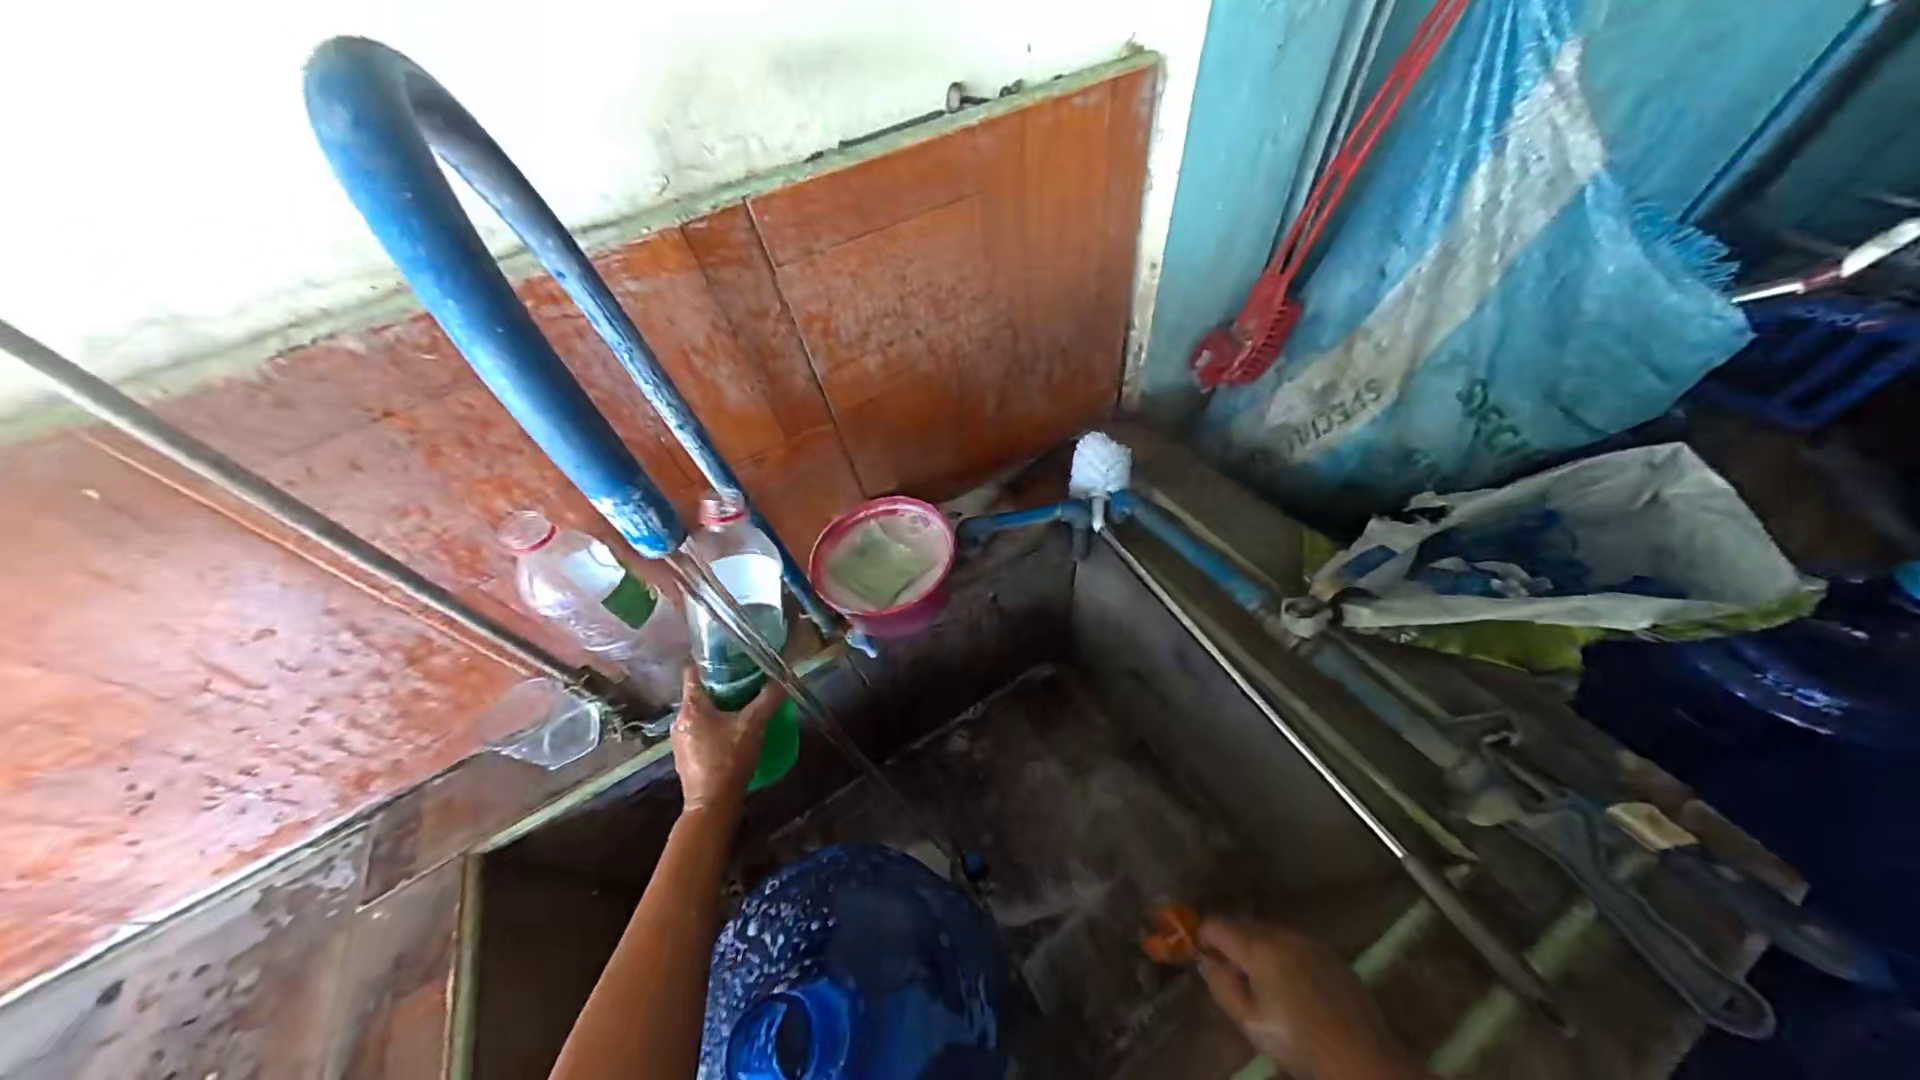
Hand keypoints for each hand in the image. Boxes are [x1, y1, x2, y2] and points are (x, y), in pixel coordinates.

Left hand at [670, 666, 781, 812]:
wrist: (712, 804)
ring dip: (717, 709)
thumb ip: (769, 699)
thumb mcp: (754, 725)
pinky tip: (731, 734)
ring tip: (741, 708)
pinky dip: (713, 727)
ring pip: (699, 713)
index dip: (710, 661)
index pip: (692, 671)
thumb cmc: (730, 759)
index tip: (730, 658)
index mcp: (692, 706)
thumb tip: (784, 678)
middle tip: (745, 684)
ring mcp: (679, 739)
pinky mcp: (684, 756)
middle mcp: (680, 719)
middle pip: (698, 693)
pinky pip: (699, 731)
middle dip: (720, 687)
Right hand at [1198, 919, 1431, 1079]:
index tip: (1200, 956)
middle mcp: (1283, 935)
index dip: (1203, 937)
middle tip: (1229, 973)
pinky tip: (1291, 986)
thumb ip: (1222, 986)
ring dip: (1256, 947)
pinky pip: (1294, 944)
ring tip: (1261, 982)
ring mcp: (1310, 942)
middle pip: (1244, 925)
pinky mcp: (1331, 955)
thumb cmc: (1301, 1046)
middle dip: (1230, 942)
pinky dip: (1282, 954)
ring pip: (1270, 933)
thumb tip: (1206, 961)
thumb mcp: (1251, 1022)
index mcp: (1259, 948)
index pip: (1218, 925)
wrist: (1367, 1063)